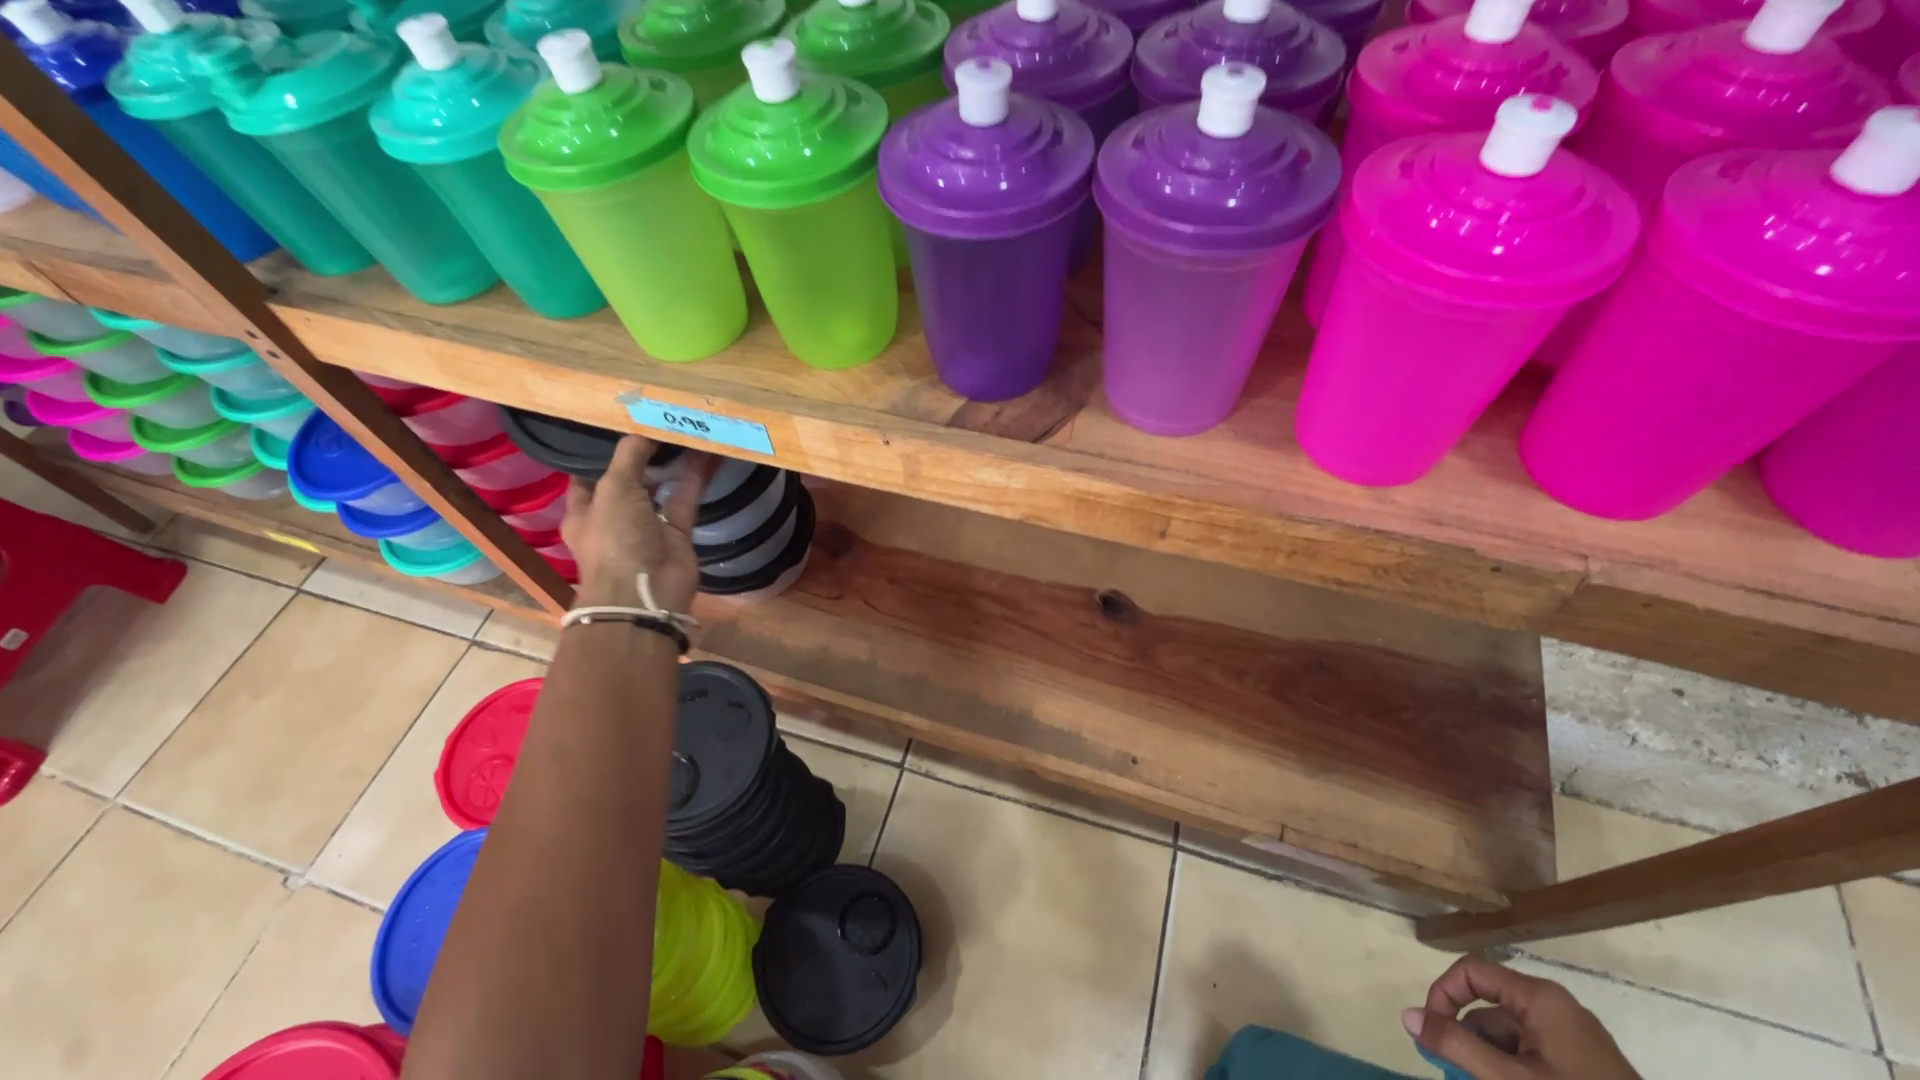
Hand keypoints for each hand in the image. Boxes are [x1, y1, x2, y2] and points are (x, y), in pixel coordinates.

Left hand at [560, 436, 712, 614]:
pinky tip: (706, 452)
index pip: (588, 474)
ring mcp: (647, 527)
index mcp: (585, 510)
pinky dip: (696, 478)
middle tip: (657, 419)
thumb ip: (629, 455)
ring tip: (683, 429)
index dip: (600, 450)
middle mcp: (614, 517)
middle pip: (627, 478)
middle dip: (641, 453)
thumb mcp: (613, 488)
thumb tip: (645, 428)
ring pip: (660, 487)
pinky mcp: (677, 534)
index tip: (618, 423)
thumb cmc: (615, 539)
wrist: (646, 592)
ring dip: (671, 463)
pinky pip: (686, 499)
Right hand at [1404, 957, 1641, 1079]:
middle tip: (1458, 1076)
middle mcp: (1555, 1008)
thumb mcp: (1509, 1079)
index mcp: (1539, 998)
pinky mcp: (1584, 1066)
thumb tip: (1407, 1015)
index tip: (1430, 1034)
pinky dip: (1513, 1073)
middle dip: (1467, 1042)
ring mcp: (1573, 1039)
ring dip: (1488, 1063)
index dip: (1442, 995)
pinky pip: (1532, 1058)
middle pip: (1489, 1009)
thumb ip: (1456, 1045)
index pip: (1471, 972)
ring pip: (1509, 1039)